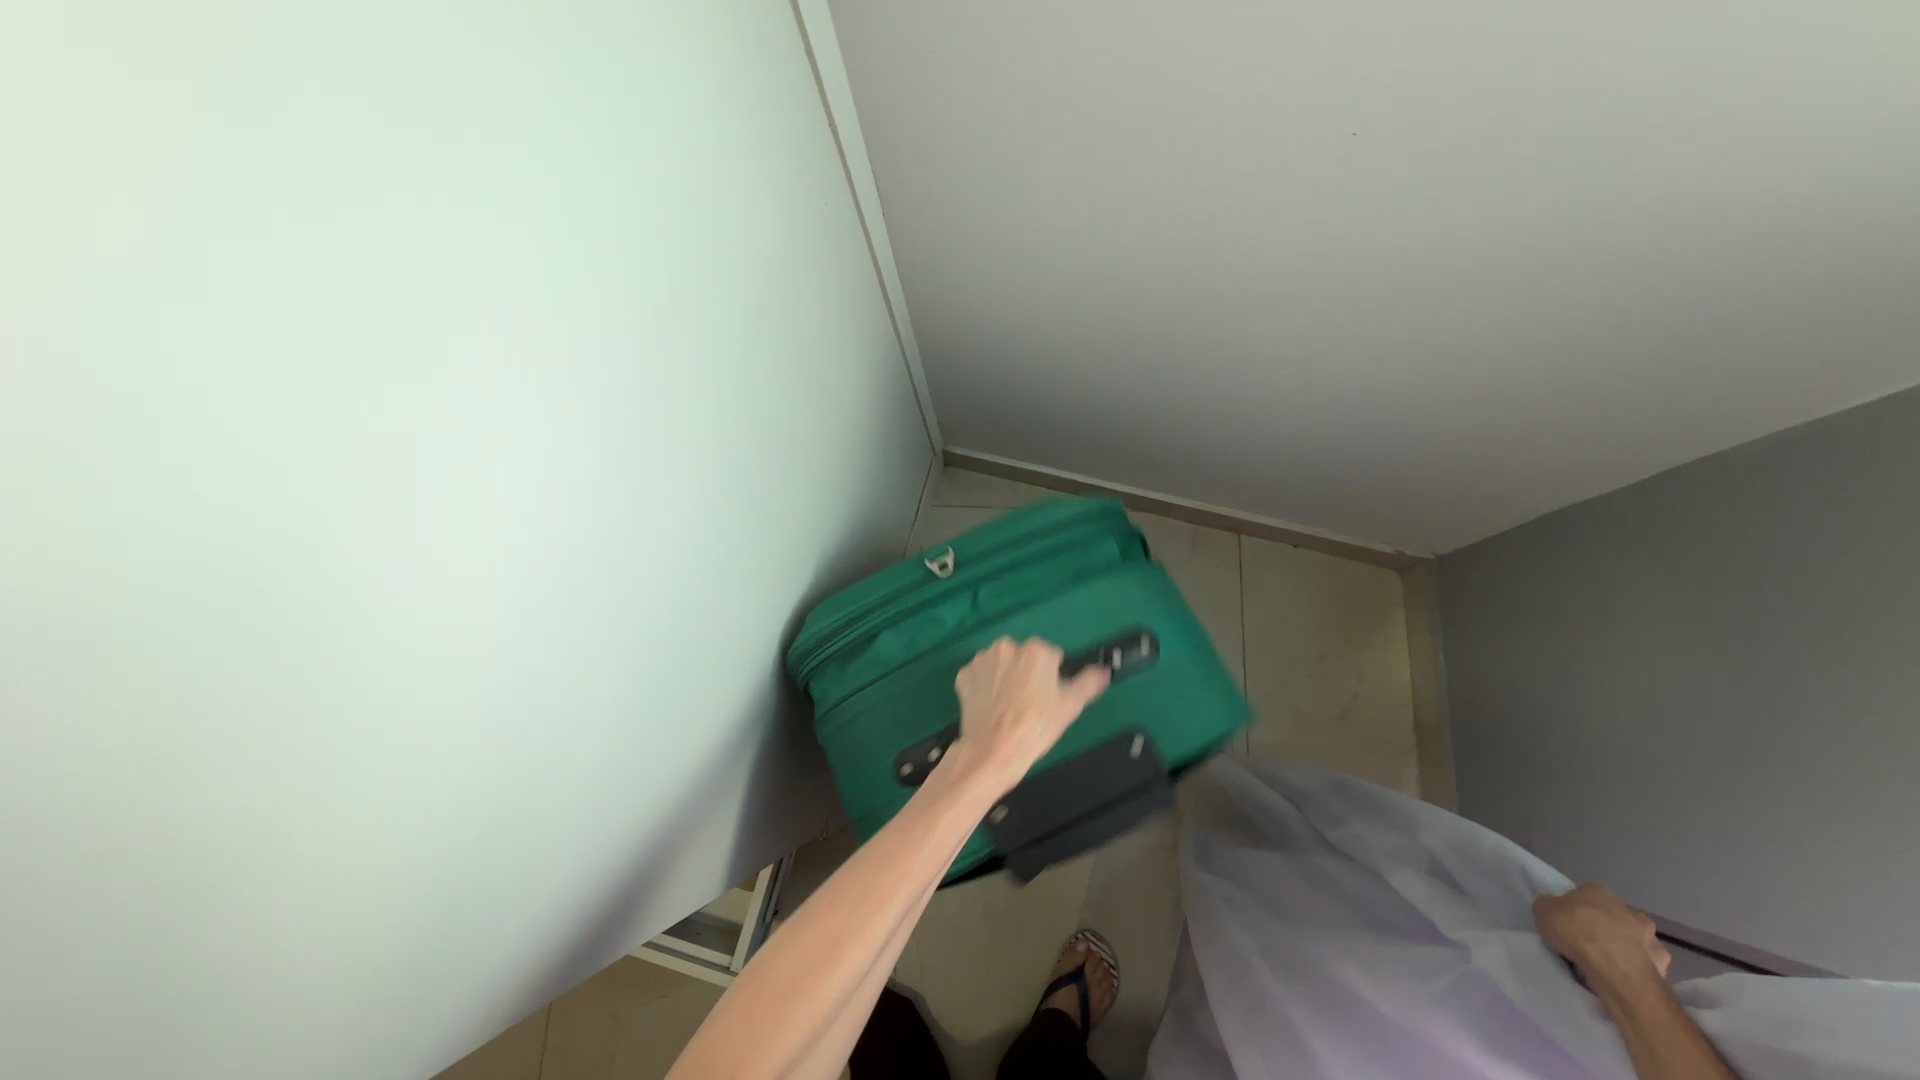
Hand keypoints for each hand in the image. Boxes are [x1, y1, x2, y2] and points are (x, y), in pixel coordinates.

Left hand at [947, 637, 1109, 794]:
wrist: (994, 750)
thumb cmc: (1037, 727)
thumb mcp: (1071, 706)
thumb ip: (1089, 682)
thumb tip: (1103, 671)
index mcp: (1036, 650)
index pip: (1052, 656)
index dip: (1053, 677)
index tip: (1049, 698)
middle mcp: (1007, 647)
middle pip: (1024, 657)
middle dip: (1027, 673)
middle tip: (1030, 704)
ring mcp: (981, 660)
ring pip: (1001, 664)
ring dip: (1005, 677)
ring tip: (1009, 707)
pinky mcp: (963, 676)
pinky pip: (980, 676)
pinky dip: (985, 687)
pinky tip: (991, 707)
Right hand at [1534, 884, 1671, 988]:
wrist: (1615, 969)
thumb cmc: (1576, 932)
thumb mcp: (1542, 910)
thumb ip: (1549, 906)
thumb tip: (1556, 910)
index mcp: (1598, 891)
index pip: (1583, 895)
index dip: (1572, 909)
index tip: (1565, 925)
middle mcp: (1628, 908)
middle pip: (1611, 915)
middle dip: (1602, 927)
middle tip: (1585, 943)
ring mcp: (1649, 935)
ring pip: (1633, 937)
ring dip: (1623, 945)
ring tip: (1606, 963)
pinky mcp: (1662, 960)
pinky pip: (1646, 961)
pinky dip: (1637, 965)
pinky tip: (1624, 975)